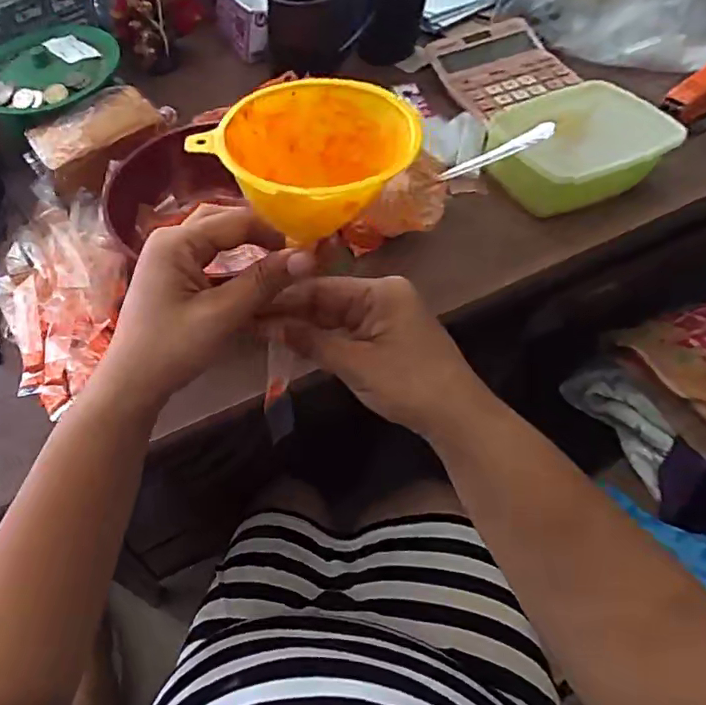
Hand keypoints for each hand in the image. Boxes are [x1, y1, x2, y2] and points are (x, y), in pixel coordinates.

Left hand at [97, 206, 313, 407]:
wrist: (131, 383)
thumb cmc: (171, 349)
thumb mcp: (221, 315)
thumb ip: (263, 281)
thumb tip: (308, 255)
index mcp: (175, 241)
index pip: (236, 219)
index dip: (276, 229)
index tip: (311, 244)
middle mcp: (168, 239)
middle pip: (224, 221)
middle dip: (262, 231)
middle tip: (299, 248)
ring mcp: (166, 256)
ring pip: (216, 238)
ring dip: (248, 245)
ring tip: (284, 258)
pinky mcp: (169, 275)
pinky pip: (207, 257)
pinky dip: (232, 262)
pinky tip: (255, 273)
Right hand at [264, 275, 490, 433]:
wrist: (457, 417)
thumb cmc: (408, 384)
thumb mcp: (354, 363)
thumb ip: (310, 341)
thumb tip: (268, 326)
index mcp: (381, 291)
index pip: (321, 287)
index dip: (284, 297)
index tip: (250, 304)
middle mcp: (381, 296)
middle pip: (325, 299)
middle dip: (289, 311)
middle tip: (248, 318)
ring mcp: (382, 316)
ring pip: (331, 316)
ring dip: (300, 326)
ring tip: (259, 330)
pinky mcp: (381, 337)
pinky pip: (342, 331)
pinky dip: (318, 339)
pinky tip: (289, 342)